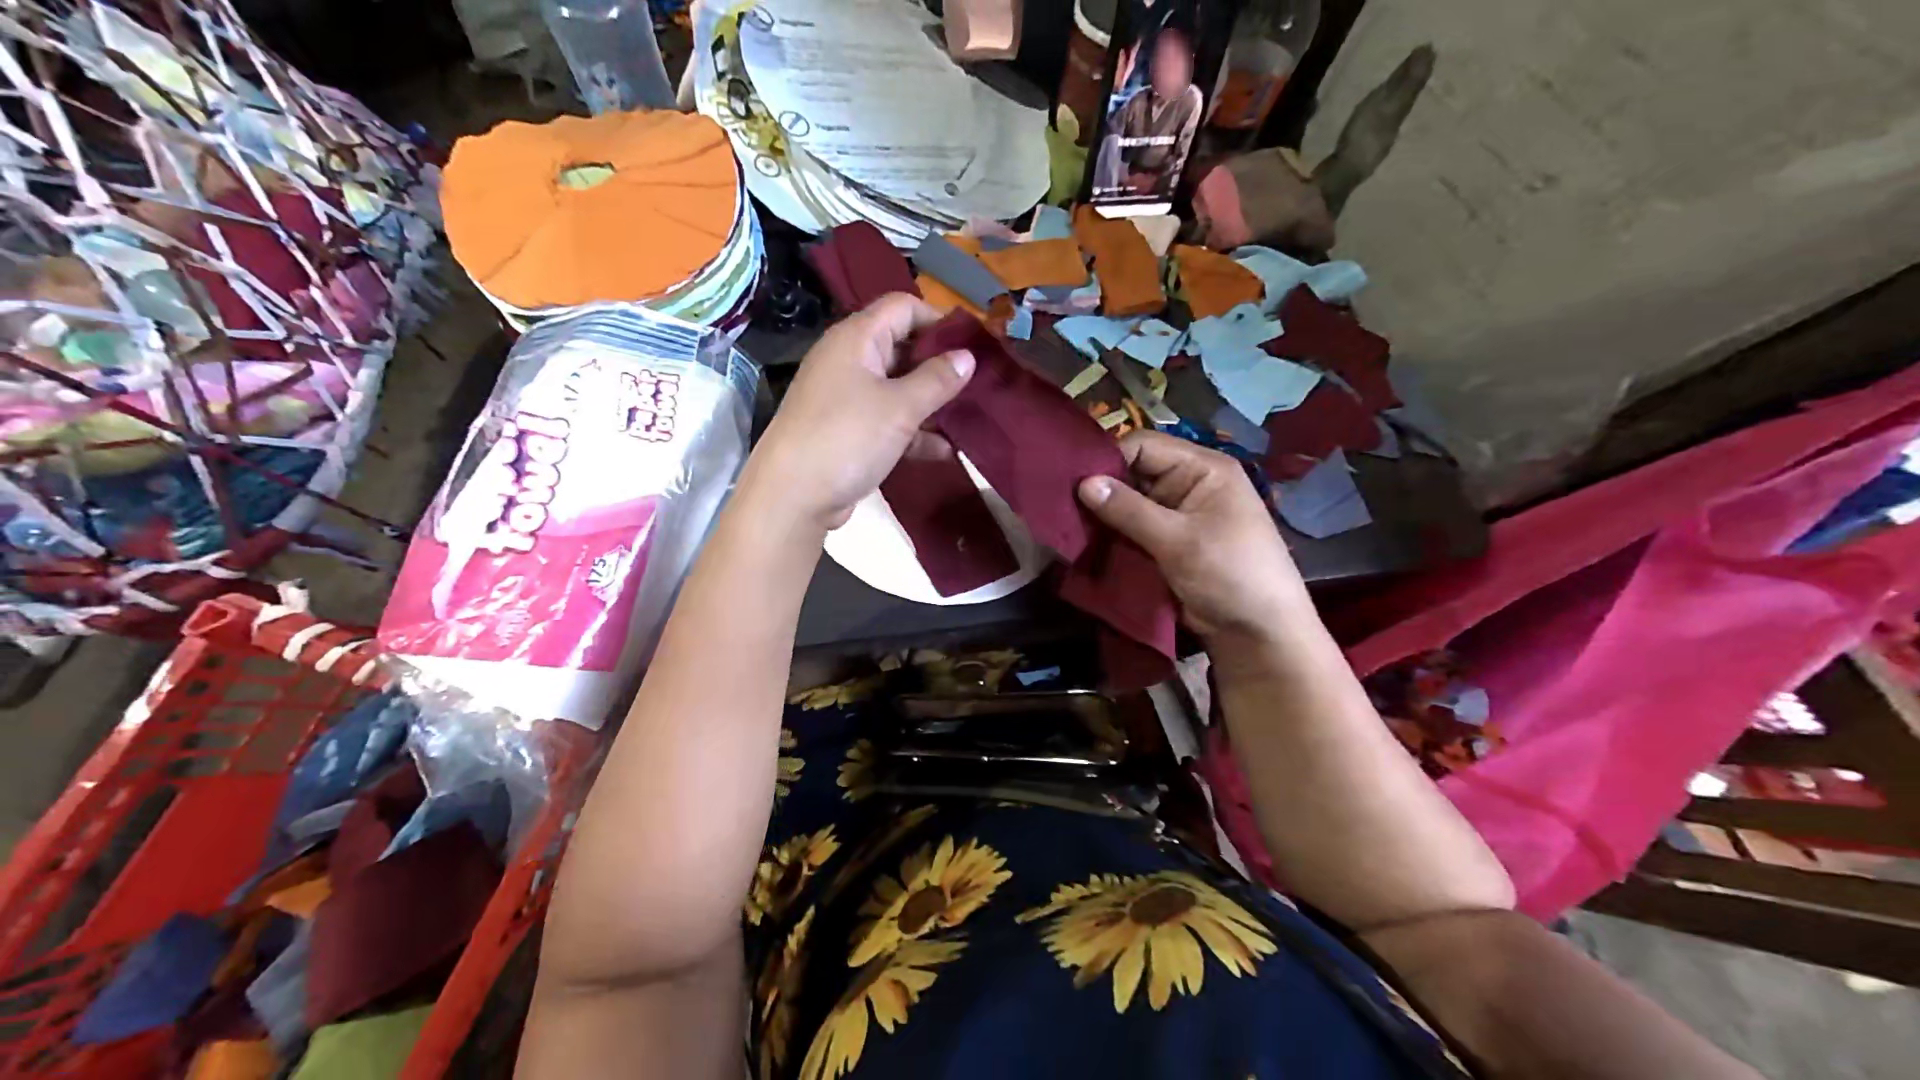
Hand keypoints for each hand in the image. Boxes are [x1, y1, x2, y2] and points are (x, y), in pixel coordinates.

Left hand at [741, 294, 973, 530]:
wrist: (792, 496)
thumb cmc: (847, 438)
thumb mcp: (900, 408)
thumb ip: (937, 380)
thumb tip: (968, 356)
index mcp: (857, 338)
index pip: (903, 307)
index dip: (939, 320)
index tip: (973, 344)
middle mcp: (849, 360)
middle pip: (902, 347)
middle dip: (939, 365)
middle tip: (978, 383)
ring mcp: (846, 397)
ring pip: (897, 388)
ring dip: (930, 402)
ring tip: (968, 418)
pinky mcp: (847, 430)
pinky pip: (887, 420)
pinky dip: (913, 432)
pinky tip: (945, 451)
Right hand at [1077, 431, 1312, 643]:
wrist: (1259, 633)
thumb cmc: (1229, 574)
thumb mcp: (1178, 540)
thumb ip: (1129, 510)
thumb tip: (1083, 483)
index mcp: (1202, 468)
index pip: (1143, 445)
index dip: (1108, 459)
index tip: (1072, 483)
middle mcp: (1188, 484)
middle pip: (1133, 473)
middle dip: (1101, 489)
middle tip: (1061, 506)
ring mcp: (1178, 515)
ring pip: (1128, 504)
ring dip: (1103, 516)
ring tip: (1068, 526)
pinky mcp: (1168, 543)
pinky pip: (1132, 529)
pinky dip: (1112, 535)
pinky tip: (1085, 542)